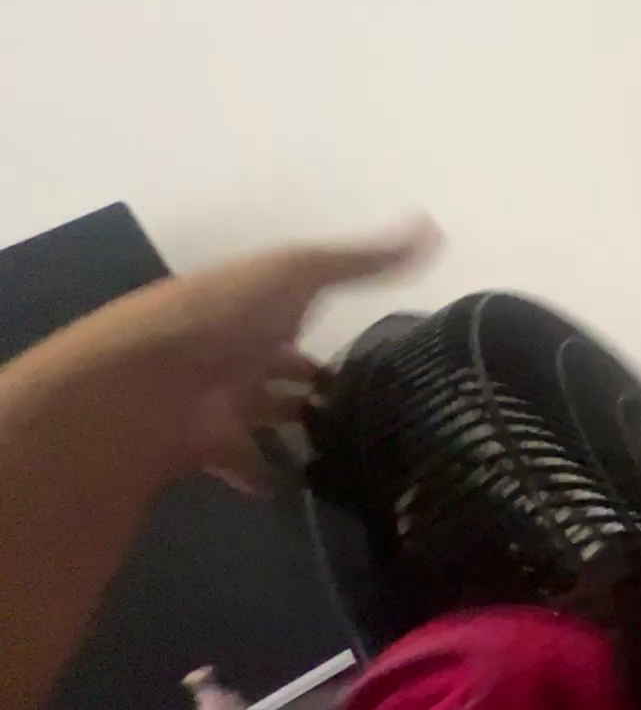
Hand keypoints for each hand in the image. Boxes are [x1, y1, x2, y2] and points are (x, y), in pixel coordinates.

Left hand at [21, 219, 438, 491]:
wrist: (134, 389)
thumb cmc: (220, 319)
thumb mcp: (300, 271)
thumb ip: (367, 260)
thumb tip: (436, 227)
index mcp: (250, 311)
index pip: (297, 318)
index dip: (333, 330)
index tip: (385, 349)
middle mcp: (232, 354)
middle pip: (284, 370)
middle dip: (322, 384)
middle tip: (383, 400)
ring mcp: (217, 404)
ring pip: (272, 417)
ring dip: (306, 429)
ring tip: (366, 440)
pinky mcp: (208, 449)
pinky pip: (251, 465)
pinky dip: (276, 475)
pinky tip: (316, 482)